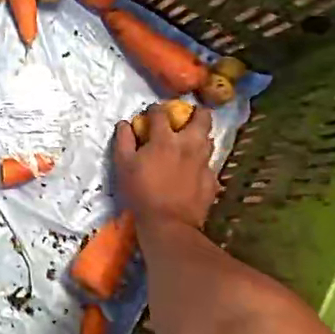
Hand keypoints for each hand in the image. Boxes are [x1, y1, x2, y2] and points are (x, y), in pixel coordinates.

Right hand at [113, 103, 218, 231]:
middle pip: (202, 118)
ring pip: (209, 140)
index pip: (162, 113)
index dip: (155, 109)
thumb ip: (123, 140)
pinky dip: (201, 163)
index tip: (151, 112)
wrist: (169, 224)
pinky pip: (209, 165)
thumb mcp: (123, 165)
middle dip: (196, 113)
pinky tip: (193, 170)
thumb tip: (125, 123)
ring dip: (200, 136)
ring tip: (190, 143)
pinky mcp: (211, 180)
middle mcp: (189, 145)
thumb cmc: (141, 191)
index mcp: (165, 139)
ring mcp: (203, 163)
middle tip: (186, 117)